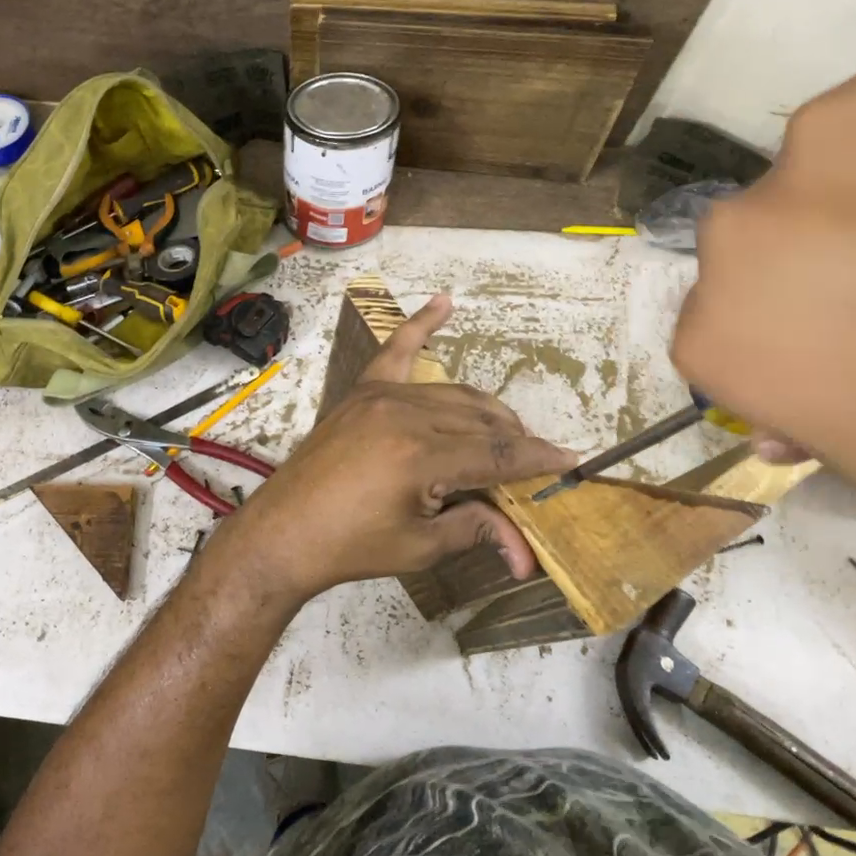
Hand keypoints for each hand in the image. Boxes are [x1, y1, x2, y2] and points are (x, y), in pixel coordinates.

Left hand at [217, 295, 576, 600]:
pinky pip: (395, 350)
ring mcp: (379, 396)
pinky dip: (420, 324)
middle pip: (481, 420)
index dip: (538, 460)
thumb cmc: (351, 546)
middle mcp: (405, 415)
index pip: (499, 453)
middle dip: (514, 440)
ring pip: (452, 394)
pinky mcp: (360, 393)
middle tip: (531, 463)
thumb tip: (526, 554)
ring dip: (484, 411)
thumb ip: (476, 530)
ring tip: (506, 431)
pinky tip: (444, 302)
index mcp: (423, 456)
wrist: (284, 532)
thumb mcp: (420, 547)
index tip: (571, 461)